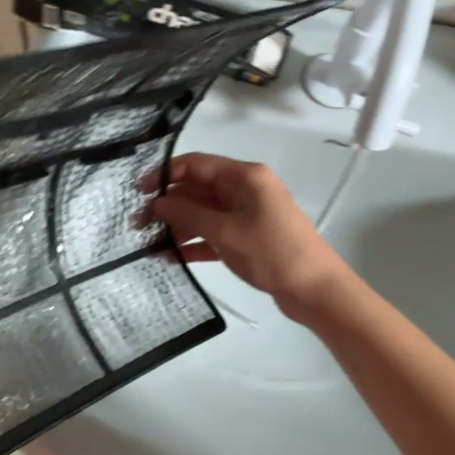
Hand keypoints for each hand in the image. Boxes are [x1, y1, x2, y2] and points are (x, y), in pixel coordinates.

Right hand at [151, 153, 351, 320]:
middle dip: (168, 204)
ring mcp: (248, 214)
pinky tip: (171, 256)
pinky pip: (214, 233)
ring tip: (149, 243)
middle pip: (198, 189)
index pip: (197, 164)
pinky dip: (194, 242)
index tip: (138, 191)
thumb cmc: (272, 253)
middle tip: (138, 224)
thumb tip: (158, 203)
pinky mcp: (248, 237)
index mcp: (245, 177)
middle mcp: (246, 189)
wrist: (316, 290)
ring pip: (204, 213)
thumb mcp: (226, 232)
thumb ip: (188, 215)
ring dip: (178, 226)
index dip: (165, 174)